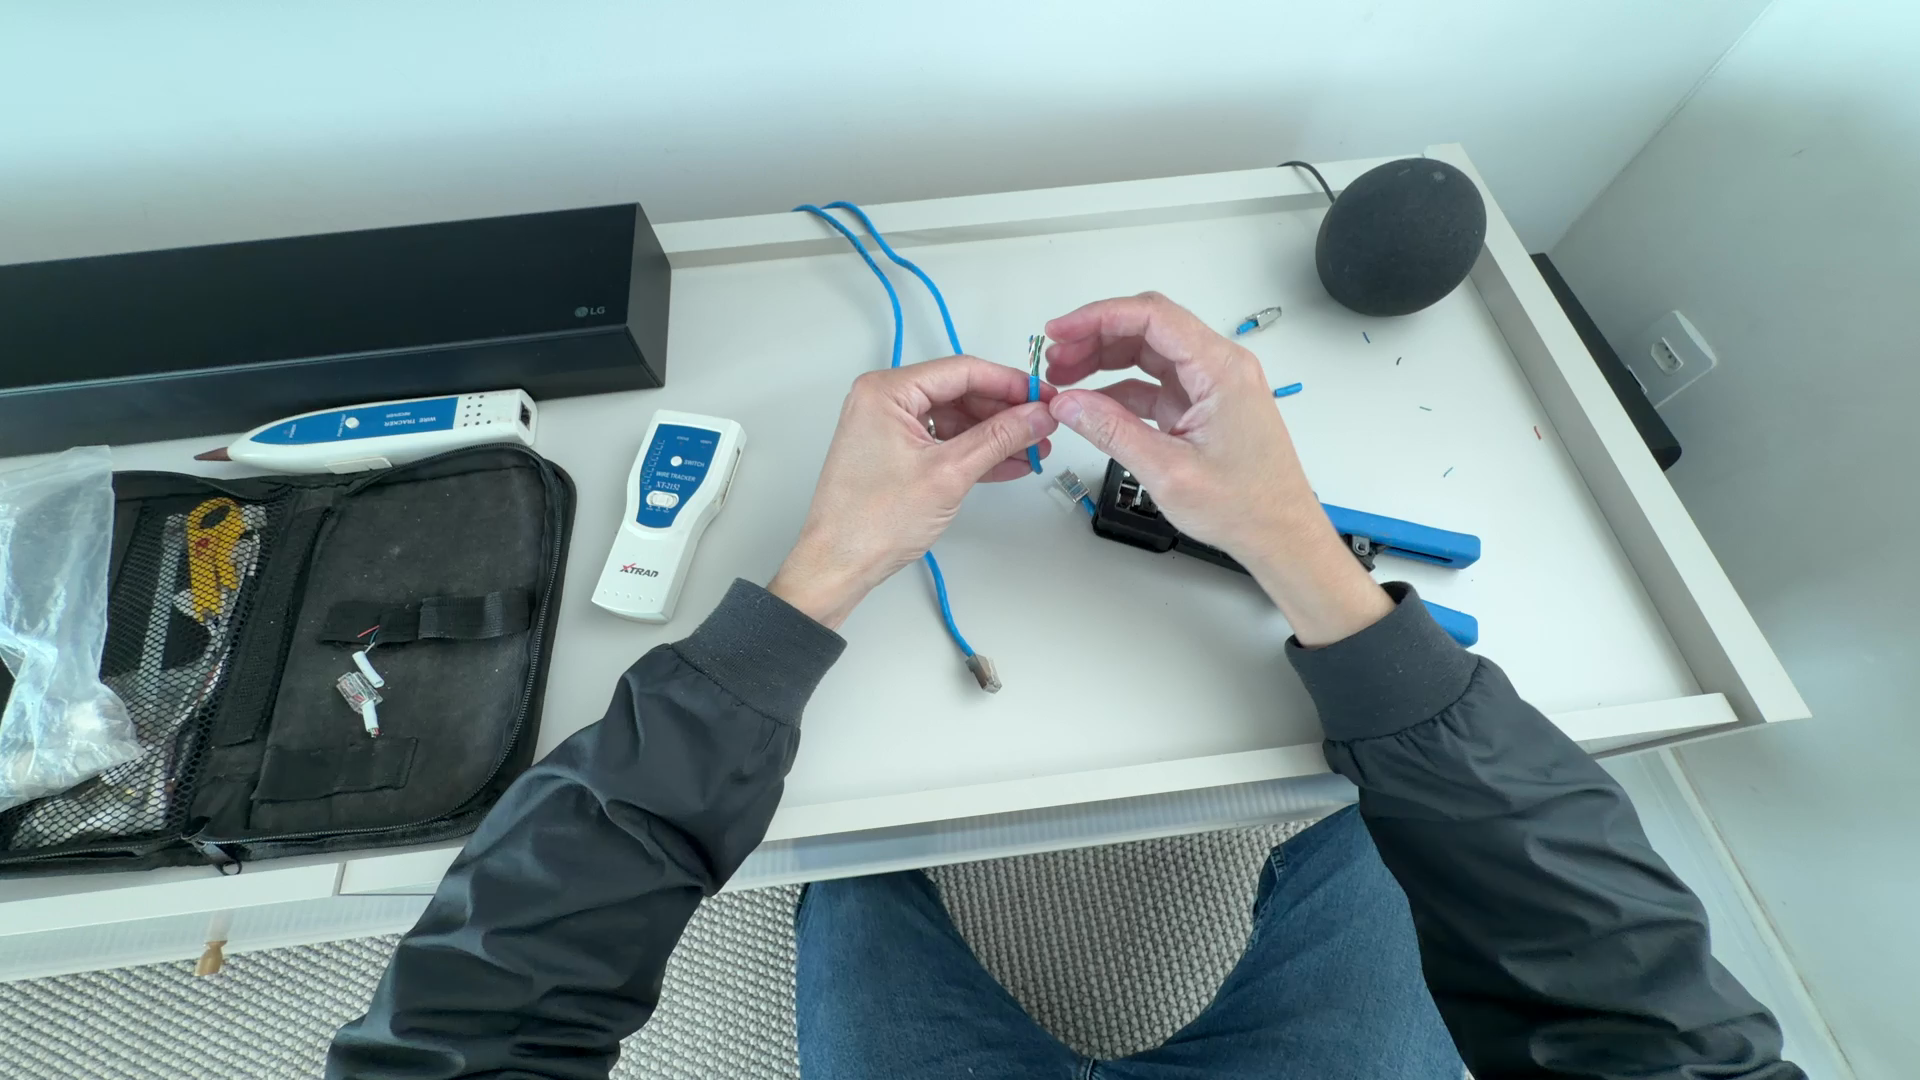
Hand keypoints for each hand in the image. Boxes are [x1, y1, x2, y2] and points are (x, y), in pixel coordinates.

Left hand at [769, 355, 1056, 628]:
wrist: (839, 566)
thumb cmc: (871, 523)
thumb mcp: (948, 474)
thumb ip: (998, 439)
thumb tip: (1036, 416)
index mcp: (886, 392)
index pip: (962, 371)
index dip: (1009, 384)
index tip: (1042, 397)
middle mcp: (883, 402)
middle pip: (960, 394)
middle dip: (1004, 413)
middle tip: (1042, 426)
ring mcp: (888, 428)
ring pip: (955, 420)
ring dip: (994, 436)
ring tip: (1033, 450)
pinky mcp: (894, 454)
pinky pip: (943, 442)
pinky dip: (974, 453)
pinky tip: (1008, 463)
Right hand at [1044, 292, 1390, 644]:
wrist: (1279, 535)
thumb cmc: (1244, 506)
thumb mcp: (1166, 470)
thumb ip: (1111, 431)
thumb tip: (1066, 403)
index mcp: (1219, 369)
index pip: (1152, 317)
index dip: (1099, 317)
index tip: (1059, 332)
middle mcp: (1218, 367)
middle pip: (1147, 329)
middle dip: (1095, 338)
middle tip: (1055, 360)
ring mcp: (1209, 387)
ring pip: (1147, 355)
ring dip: (1103, 362)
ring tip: (1064, 380)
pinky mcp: (1200, 408)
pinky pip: (1152, 385)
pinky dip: (1118, 391)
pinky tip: (1090, 407)